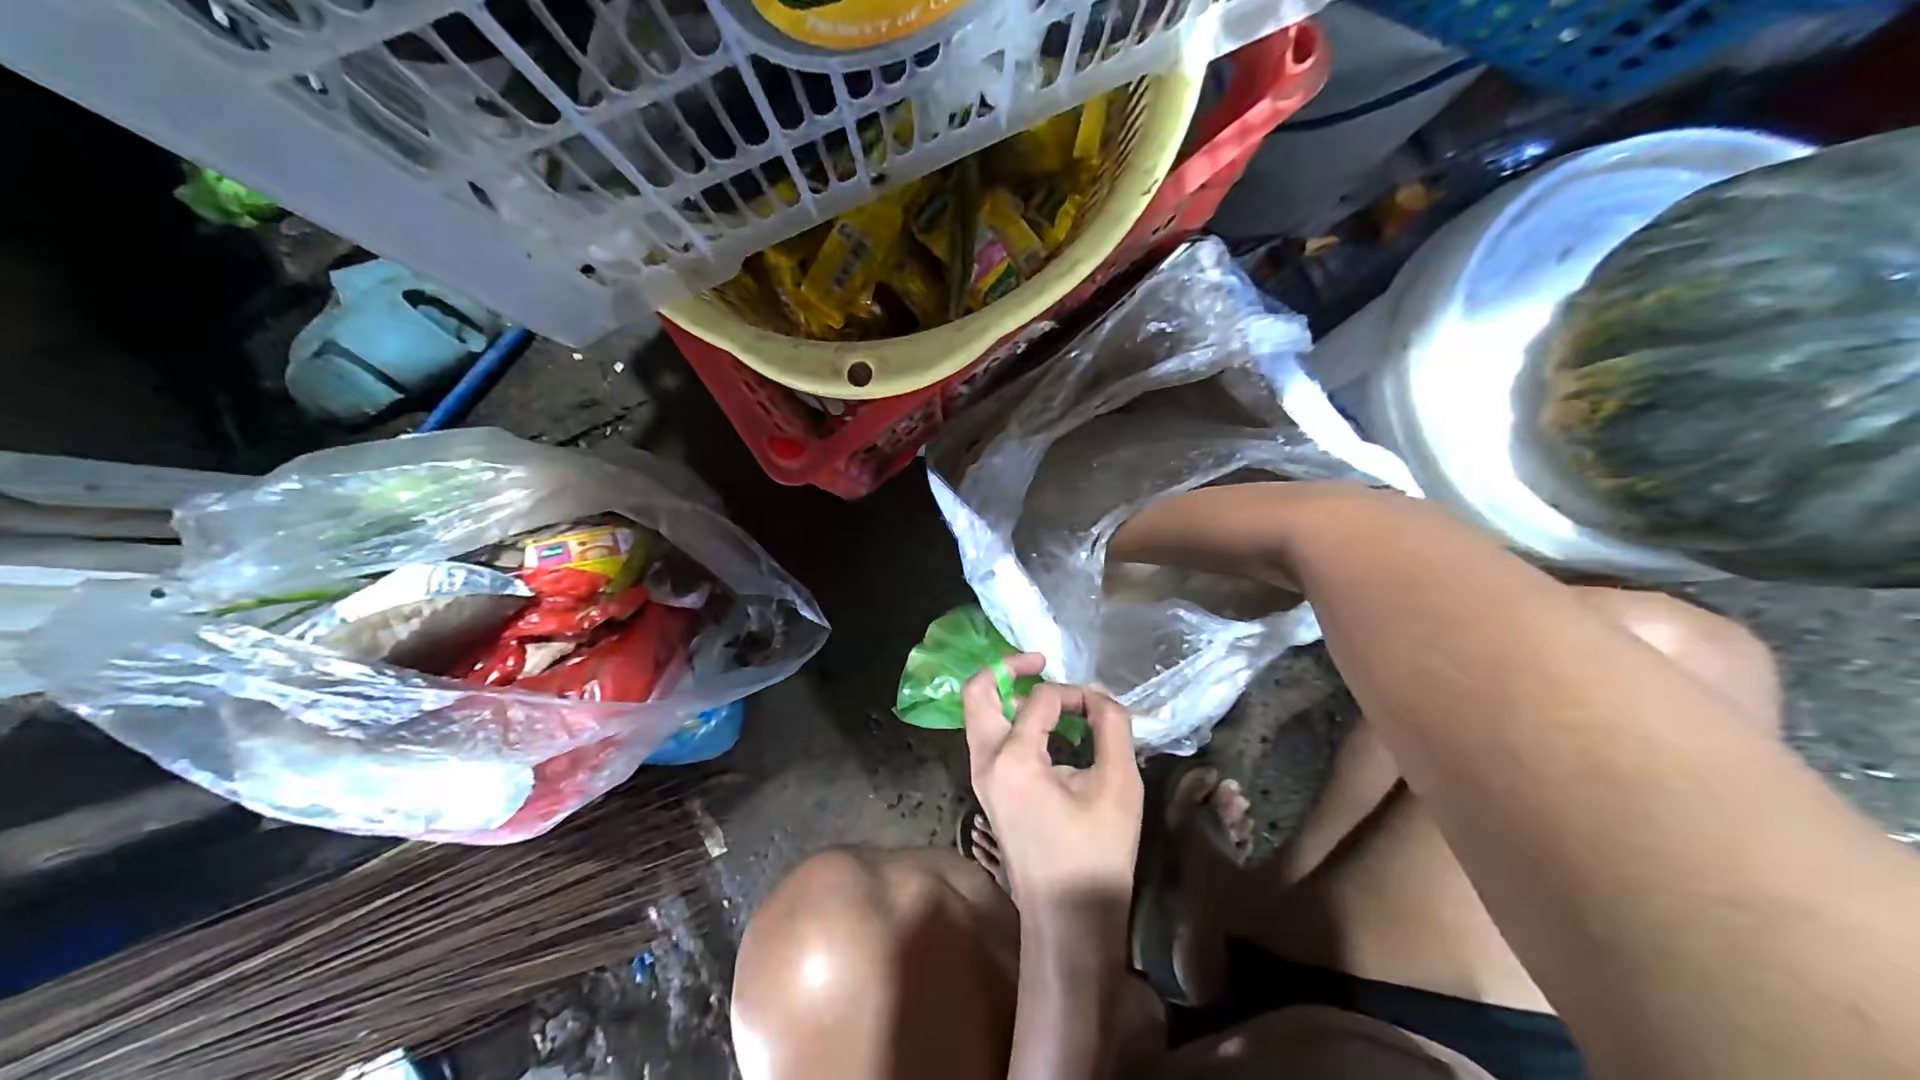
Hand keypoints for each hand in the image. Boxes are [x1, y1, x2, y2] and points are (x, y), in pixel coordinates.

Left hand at [961, 653, 1144, 916]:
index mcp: (1013, 759)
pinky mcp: (987, 789)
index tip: (1104, 710)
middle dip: (1007, 667)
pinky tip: (1044, 726)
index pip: (1041, 699)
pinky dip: (1009, 718)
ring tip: (1046, 693)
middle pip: (977, 692)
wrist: (1068, 917)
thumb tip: (1100, 699)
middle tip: (1042, 661)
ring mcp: (980, 777)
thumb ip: (1112, 728)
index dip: (1076, 694)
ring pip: (979, 715)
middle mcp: (984, 761)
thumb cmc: (1097, 853)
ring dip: (1006, 693)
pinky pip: (988, 737)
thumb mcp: (1119, 785)